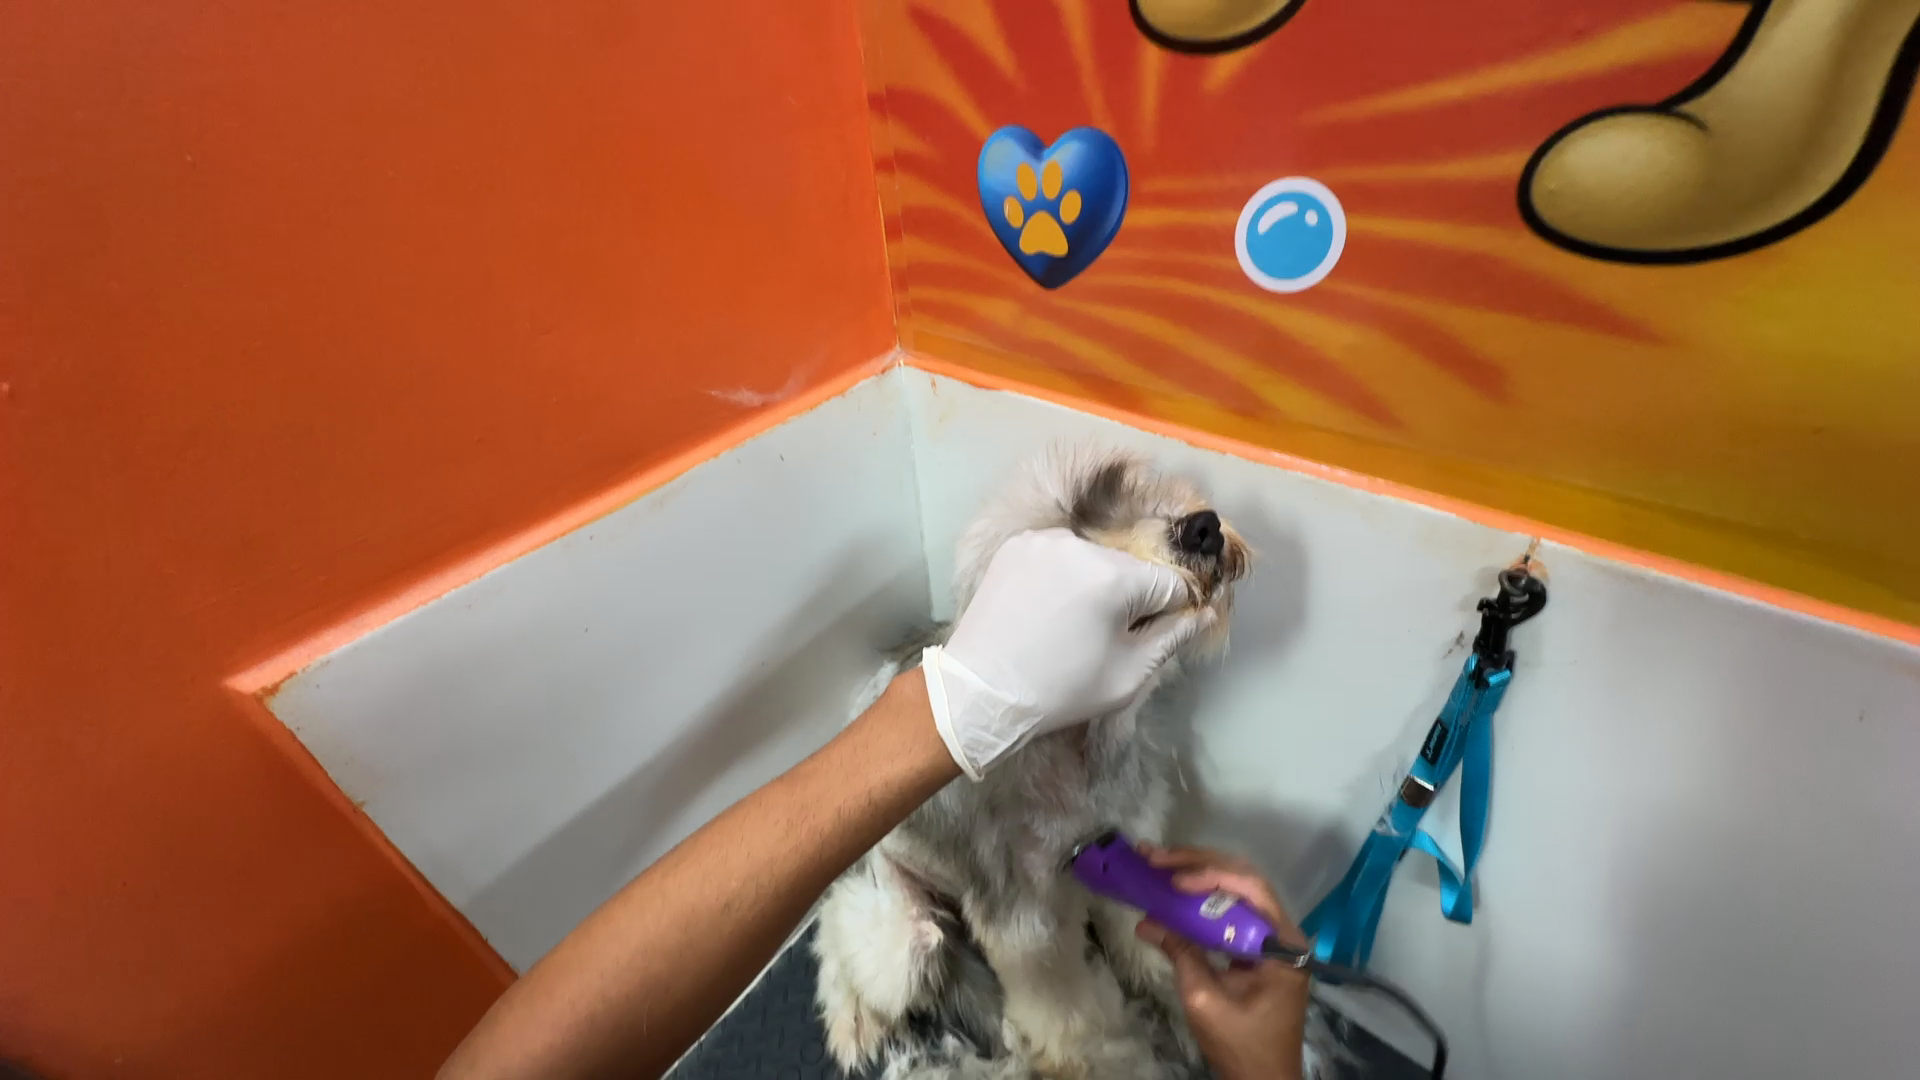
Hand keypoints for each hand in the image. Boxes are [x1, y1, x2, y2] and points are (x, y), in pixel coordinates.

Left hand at [923, 528, 1211, 777]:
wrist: (980, 689)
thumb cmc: (1060, 689)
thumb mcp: (1128, 675)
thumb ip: (1173, 637)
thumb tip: (1205, 612)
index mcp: (1113, 575)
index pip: (1169, 583)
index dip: (1170, 610)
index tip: (1152, 633)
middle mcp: (1079, 544)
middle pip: (1130, 567)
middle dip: (1130, 596)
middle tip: (1104, 635)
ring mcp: (1043, 540)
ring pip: (1094, 558)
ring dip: (1095, 582)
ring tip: (1071, 622)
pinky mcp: (1016, 545)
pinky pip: (1059, 554)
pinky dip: (1062, 573)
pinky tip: (1047, 605)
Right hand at [1134, 845, 1311, 1079]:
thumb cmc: (1241, 1046)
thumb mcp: (1205, 1000)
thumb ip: (1181, 953)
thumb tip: (1146, 920)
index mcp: (1282, 944)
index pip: (1251, 889)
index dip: (1211, 876)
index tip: (1174, 882)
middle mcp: (1282, 931)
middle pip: (1241, 877)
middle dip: (1196, 862)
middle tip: (1154, 857)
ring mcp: (1270, 935)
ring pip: (1234, 885)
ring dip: (1195, 869)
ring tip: (1157, 861)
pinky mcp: (1256, 942)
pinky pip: (1230, 903)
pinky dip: (1200, 891)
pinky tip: (1173, 884)